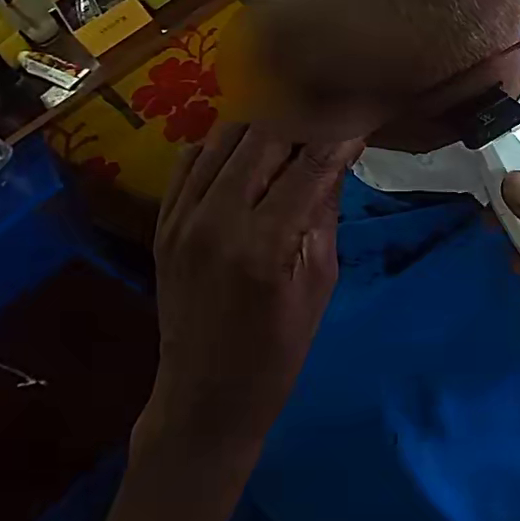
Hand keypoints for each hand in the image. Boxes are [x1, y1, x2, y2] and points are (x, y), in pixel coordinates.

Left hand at [148, 123, 363, 442]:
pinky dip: (220, 150)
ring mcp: (182, 217)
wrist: (205, 396)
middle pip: (263, 137)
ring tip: (283, 149)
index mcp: (265, 244)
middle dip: (299, 128)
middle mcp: (217, 219)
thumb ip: (324, 213)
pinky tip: (241, 164)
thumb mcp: (318, 283)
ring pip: (224, 137)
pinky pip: (190, 158)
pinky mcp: (163, 220)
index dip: (338, 138)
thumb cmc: (277, 352)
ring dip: (261, 134)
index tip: (357, 124)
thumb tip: (336, 158)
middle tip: (319, 137)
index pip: (309, 165)